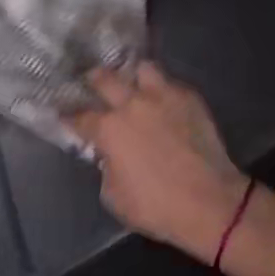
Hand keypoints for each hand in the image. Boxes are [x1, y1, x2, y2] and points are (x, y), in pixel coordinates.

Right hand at [69, 62, 249, 260]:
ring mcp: (164, 95)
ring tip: (135, 86)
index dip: (68, 116)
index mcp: (109, 129)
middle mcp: (133, 103)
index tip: (64, 114)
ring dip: (134, 77)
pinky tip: (166, 104)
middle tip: (93, 83)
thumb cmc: (157, 206)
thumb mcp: (114, 196)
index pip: (80, 116)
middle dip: (94, 79)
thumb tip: (109, 155)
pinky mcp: (190, 98)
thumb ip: (106, 167)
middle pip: (105, 78)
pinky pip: (171, 84)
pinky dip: (163, 91)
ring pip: (143, 69)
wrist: (209, 201)